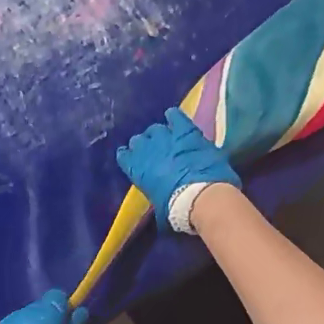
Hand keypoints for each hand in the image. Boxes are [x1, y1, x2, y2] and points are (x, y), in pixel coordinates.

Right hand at [116, 108, 240, 231]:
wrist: (200, 195)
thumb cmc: (175, 207)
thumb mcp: (157, 203)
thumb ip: (154, 192)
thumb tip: (160, 197)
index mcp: (135, 169)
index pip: (124, 156)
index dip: (128, 157)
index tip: (131, 159)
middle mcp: (146, 150)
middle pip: (138, 141)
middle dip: (144, 145)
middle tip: (151, 150)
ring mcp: (166, 138)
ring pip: (155, 129)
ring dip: (158, 133)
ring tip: (163, 137)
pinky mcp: (186, 132)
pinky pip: (176, 117)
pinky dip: (174, 117)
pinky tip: (172, 116)